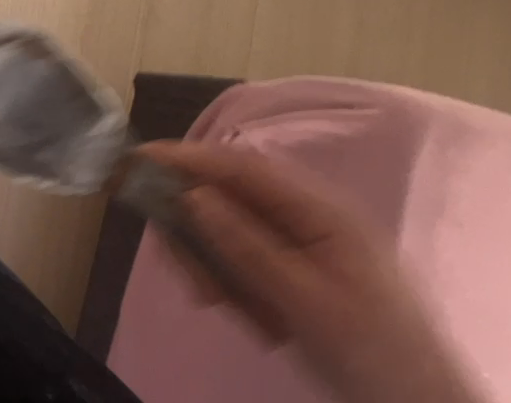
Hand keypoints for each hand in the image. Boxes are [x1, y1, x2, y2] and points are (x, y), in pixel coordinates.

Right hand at [139, 142, 481, 402]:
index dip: (188, 156)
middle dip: (193, 225)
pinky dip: (226, 281)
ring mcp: (303, 247)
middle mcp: (309, 220)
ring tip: (210, 298)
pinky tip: (235, 310)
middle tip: (171, 255)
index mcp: (323, 213)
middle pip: (227, 198)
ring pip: (228, 231)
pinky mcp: (295, 274)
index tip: (137, 158)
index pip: (242, 166)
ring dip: (207, 260)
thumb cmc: (373, 354)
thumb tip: (189, 193)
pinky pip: (242, 261)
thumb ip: (245, 244)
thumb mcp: (304, 300)